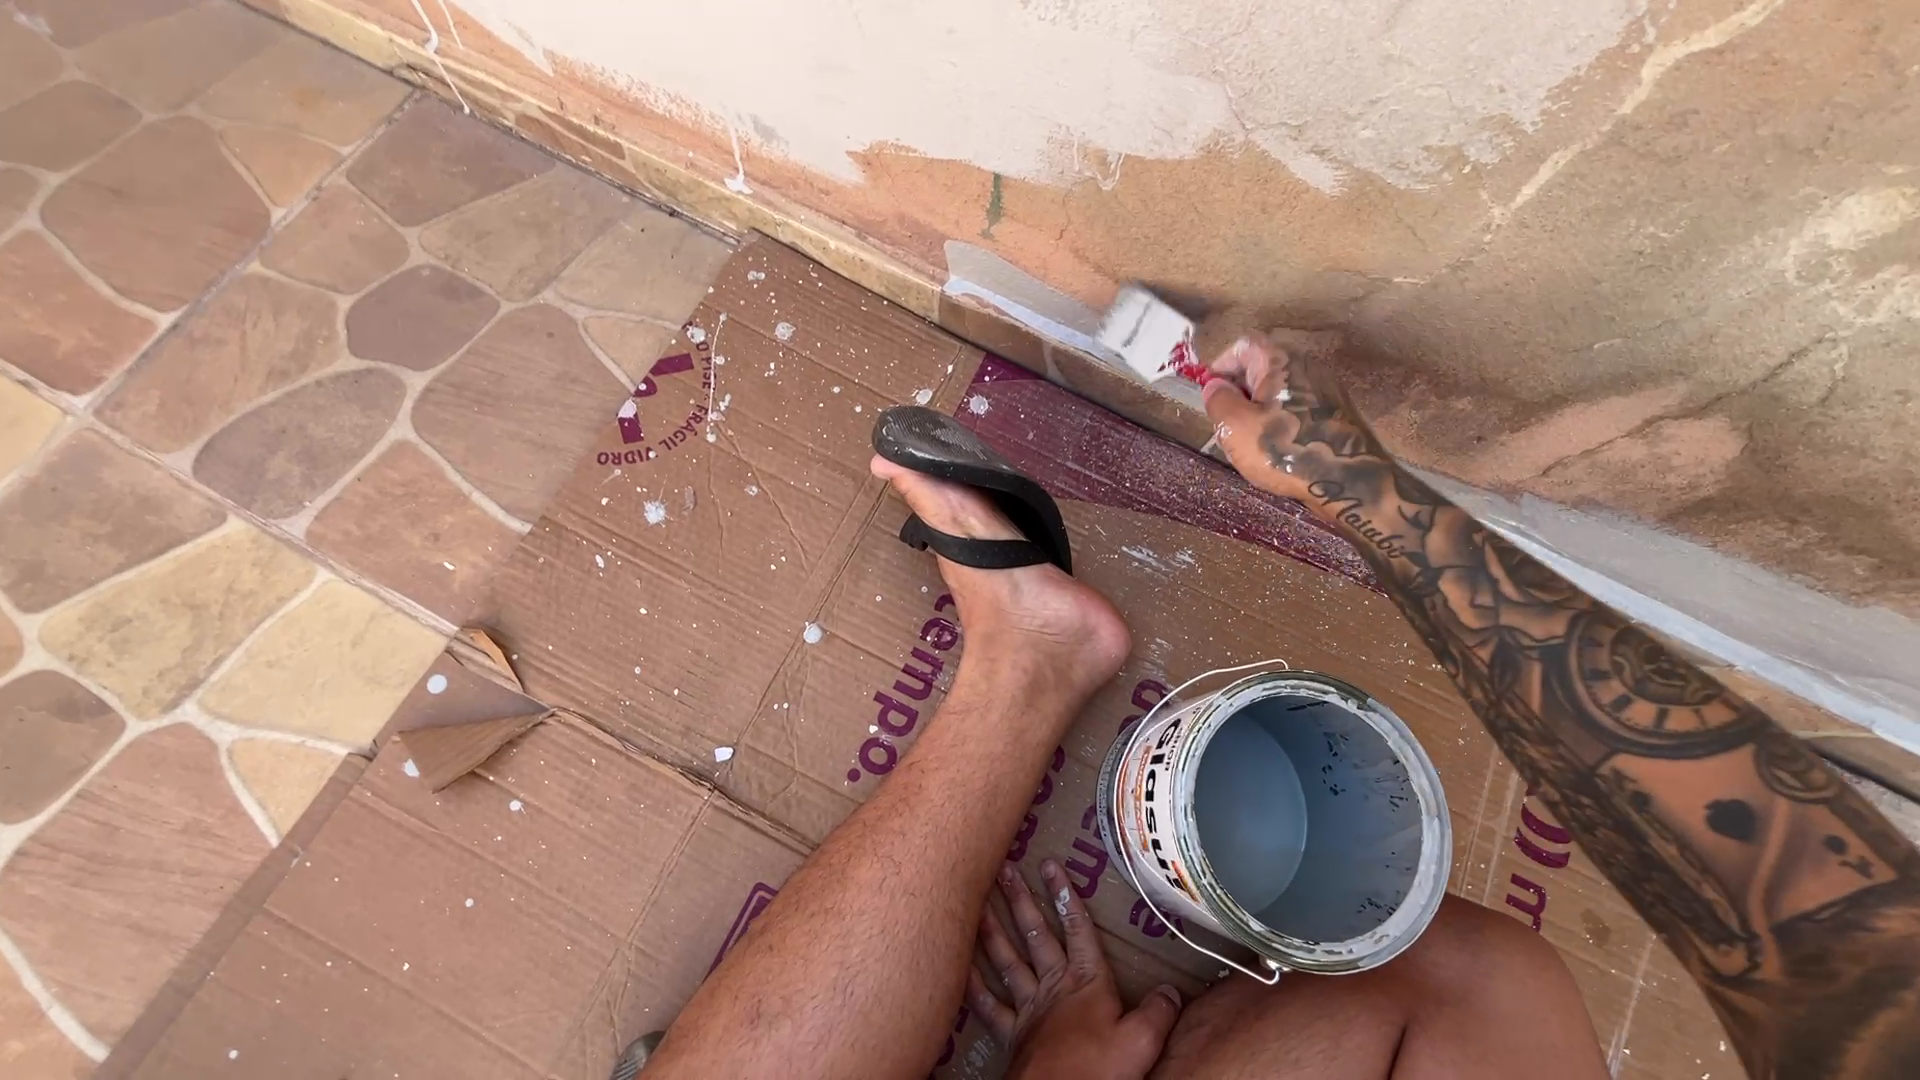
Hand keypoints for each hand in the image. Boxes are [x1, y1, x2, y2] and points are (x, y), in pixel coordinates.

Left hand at [969, 860, 1181, 1079]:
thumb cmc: (1097, 1070)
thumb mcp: (1141, 1041)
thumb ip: (1157, 1012)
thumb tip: (1171, 991)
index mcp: (1086, 981)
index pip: (1077, 928)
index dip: (1064, 895)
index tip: (1049, 864)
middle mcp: (1054, 986)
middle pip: (1035, 934)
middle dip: (1020, 900)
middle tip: (1005, 869)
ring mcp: (1029, 1008)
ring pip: (1007, 960)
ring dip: (993, 929)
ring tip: (978, 902)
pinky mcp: (1013, 1035)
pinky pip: (988, 1005)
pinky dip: (974, 984)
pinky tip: (962, 966)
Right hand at [1199, 334, 1382, 502]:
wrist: (1347, 480)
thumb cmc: (1285, 450)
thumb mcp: (1235, 427)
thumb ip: (1218, 400)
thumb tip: (1214, 386)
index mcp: (1279, 362)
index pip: (1243, 345)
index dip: (1221, 364)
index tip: (1211, 392)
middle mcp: (1305, 366)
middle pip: (1262, 366)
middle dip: (1238, 389)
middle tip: (1226, 419)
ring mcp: (1325, 388)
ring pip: (1279, 389)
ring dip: (1258, 407)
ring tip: (1249, 437)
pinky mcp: (1335, 411)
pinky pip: (1297, 405)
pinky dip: (1280, 418)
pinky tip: (1276, 446)